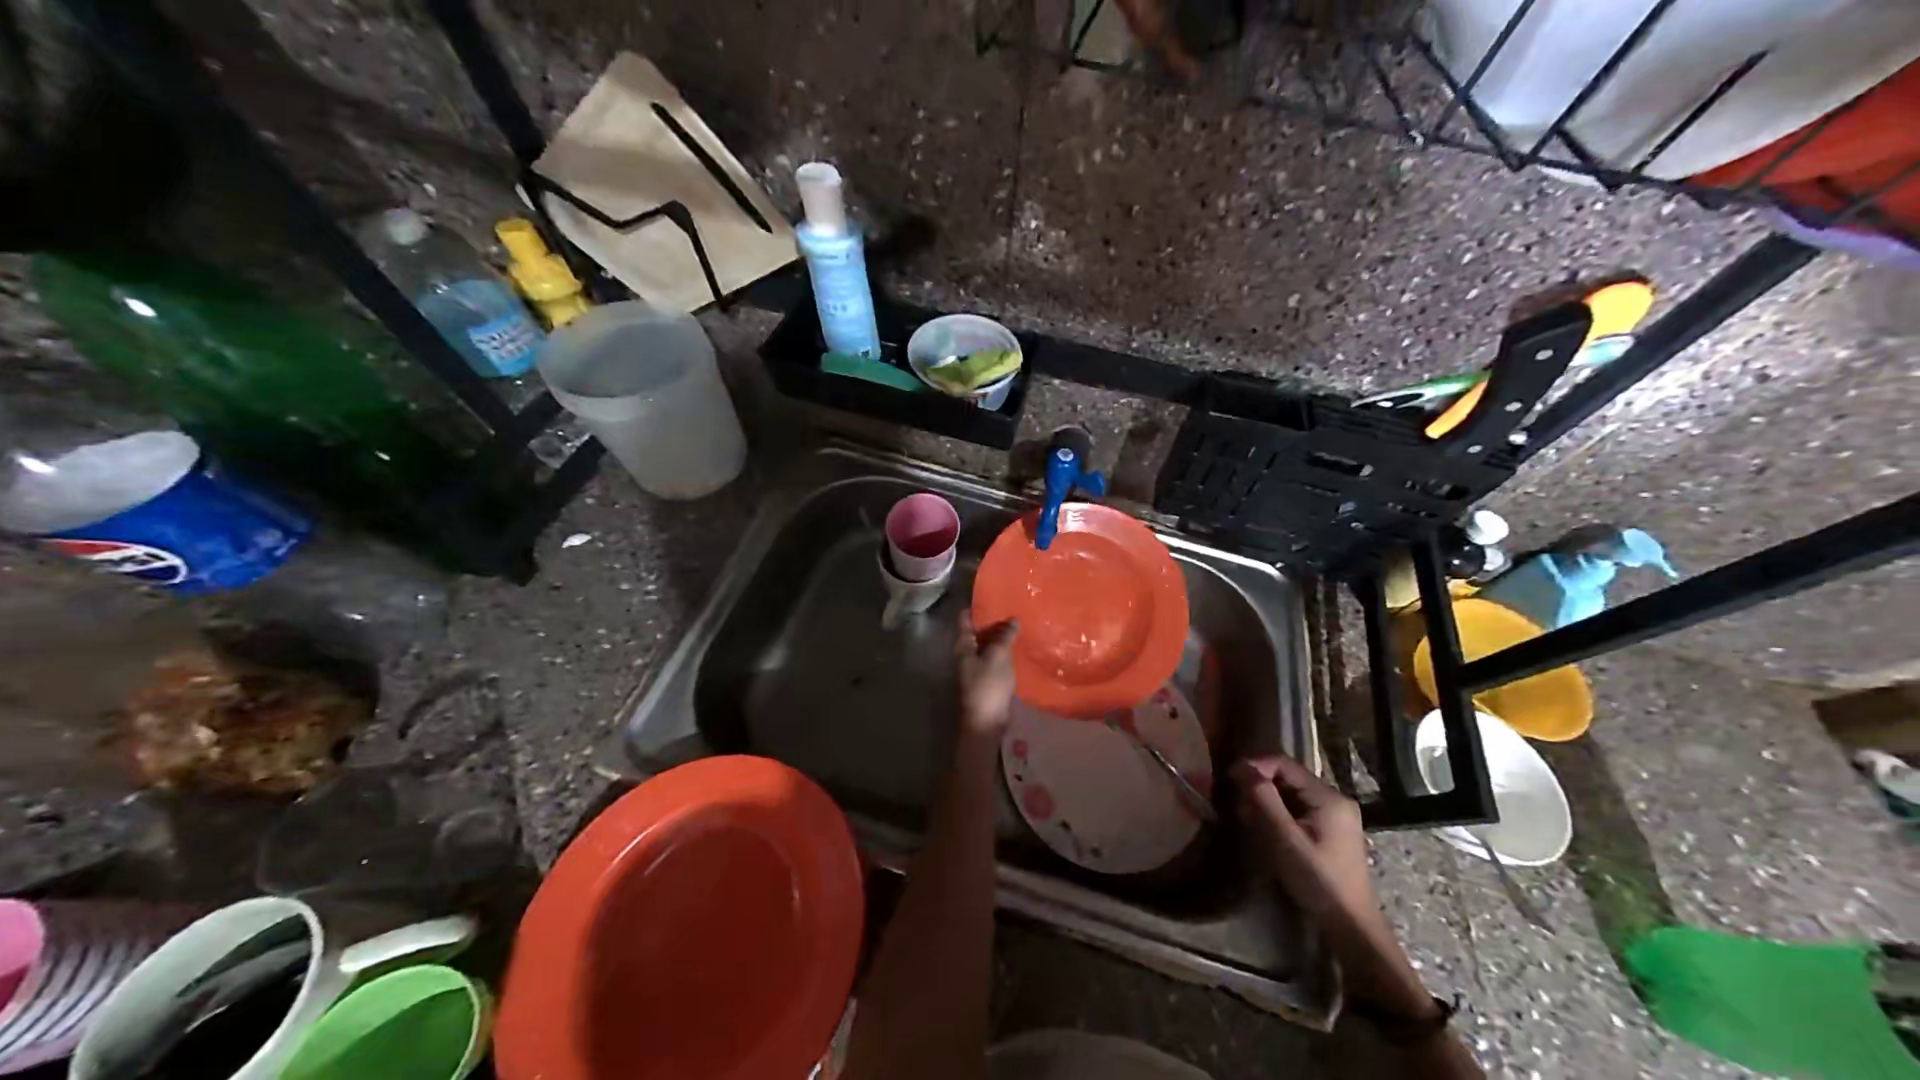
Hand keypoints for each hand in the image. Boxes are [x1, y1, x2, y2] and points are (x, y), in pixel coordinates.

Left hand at [955, 609, 1018, 734]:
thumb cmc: (988, 684)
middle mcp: (967, 654)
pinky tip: (1019, 647)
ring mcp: (977, 667)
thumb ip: (1004, 635)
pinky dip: (1005, 651)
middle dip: (993, 620)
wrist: (987, 720)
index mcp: (963, 645)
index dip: (976, 606)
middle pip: (978, 631)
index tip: (992, 595)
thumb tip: (1012, 619)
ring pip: (989, 645)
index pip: (965, 619)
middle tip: (1012, 607)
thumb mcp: (998, 655)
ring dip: (1001, 636)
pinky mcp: (988, 679)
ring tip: (1019, 624)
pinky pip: (996, 659)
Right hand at [1232, 753, 1375, 926]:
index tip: (1230, 781)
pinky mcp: (1330, 829)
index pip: (1284, 764)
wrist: (1350, 924)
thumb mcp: (1285, 839)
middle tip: (1238, 807)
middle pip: (1287, 777)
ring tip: (1250, 821)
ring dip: (1266, 802)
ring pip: (1290, 793)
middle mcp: (1335, 799)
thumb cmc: (1317, 880)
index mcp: (1328, 797)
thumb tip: (1243, 768)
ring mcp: (1335, 814)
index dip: (1255, 767)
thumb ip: (1264, 800)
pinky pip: (1298, 808)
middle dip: (1259, 787)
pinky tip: (1267, 831)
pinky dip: (1278, 813)